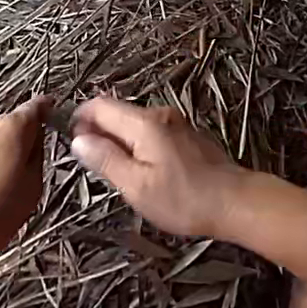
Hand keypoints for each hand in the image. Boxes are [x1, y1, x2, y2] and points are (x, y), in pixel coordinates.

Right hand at [70, 97, 249, 236]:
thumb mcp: (136, 186)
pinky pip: (150, 131)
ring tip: (115, 172)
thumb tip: (78, 139)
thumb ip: (105, 159)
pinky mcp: (185, 135)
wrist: (234, 202)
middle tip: (92, 165)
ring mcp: (175, 122)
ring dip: (117, 140)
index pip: (100, 105)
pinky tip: (141, 170)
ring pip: (133, 123)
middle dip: (98, 131)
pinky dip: (136, 144)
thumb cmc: (184, 199)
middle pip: (116, 112)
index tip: (72, 143)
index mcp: (144, 123)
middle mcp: (159, 114)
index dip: (80, 119)